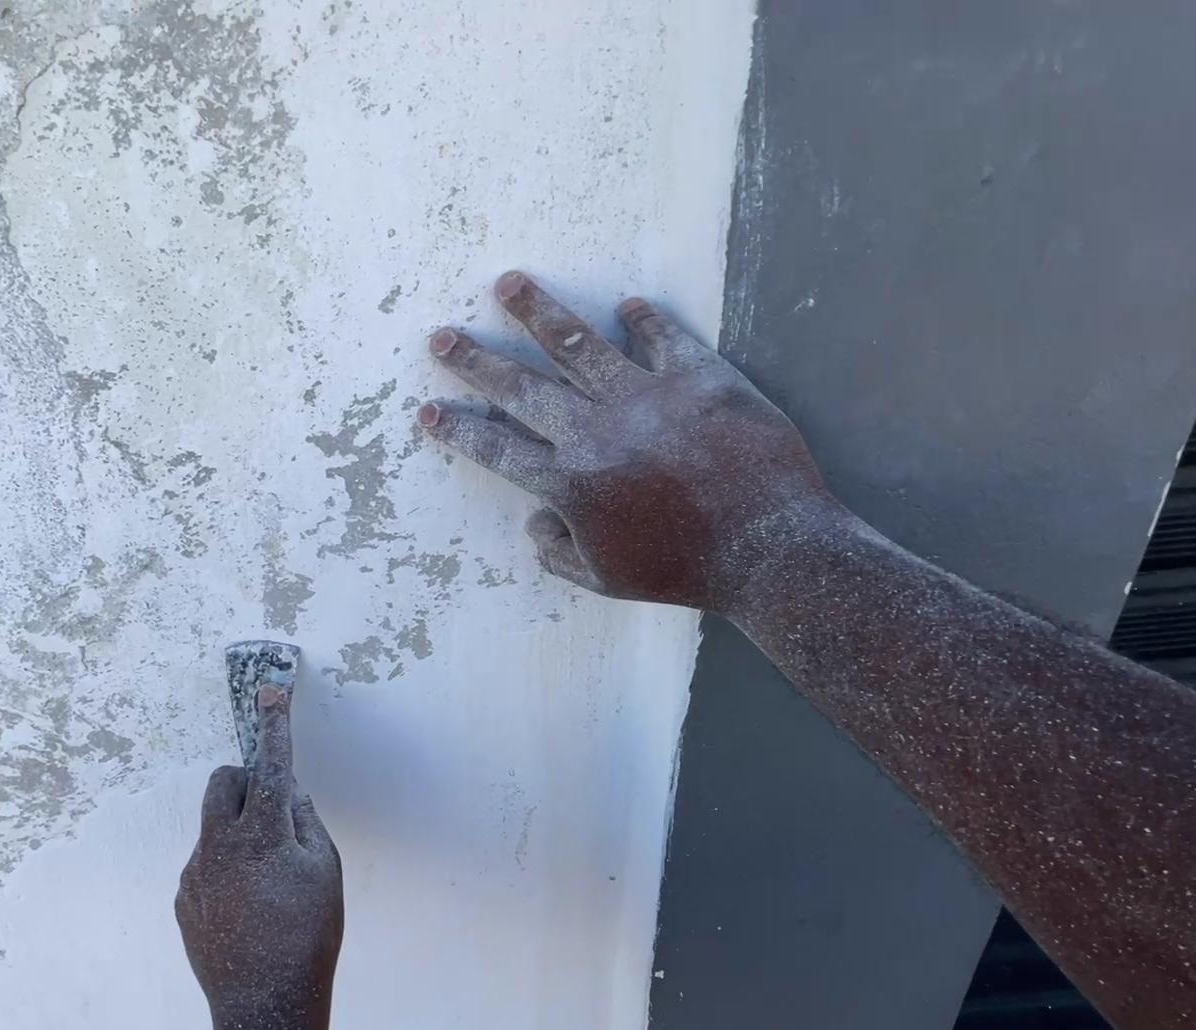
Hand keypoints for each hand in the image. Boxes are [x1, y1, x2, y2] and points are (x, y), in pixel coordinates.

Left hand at [176, 684, 342, 1029]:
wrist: (264, 1007)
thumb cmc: (308, 936)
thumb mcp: (324, 868)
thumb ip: (303, 819)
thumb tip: (286, 791)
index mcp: (261, 833)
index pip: (270, 763)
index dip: (274, 723)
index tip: (270, 689)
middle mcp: (219, 844)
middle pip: (223, 781)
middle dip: (247, 781)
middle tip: (272, 811)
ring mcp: (196, 871)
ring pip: (215, 823)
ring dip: (239, 828)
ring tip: (265, 877)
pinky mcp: (184, 896)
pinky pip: (206, 859)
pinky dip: (226, 863)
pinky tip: (248, 902)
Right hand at [418, 271, 843, 613]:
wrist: (770, 552)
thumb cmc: (682, 571)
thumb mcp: (603, 580)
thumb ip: (556, 552)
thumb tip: (535, 522)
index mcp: (570, 483)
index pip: (496, 448)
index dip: (457, 430)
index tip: (426, 411)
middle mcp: (597, 432)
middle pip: (521, 387)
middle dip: (474, 360)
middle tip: (442, 336)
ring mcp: (648, 400)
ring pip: (580, 346)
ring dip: (539, 313)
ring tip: (509, 283)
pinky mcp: (701, 381)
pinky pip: (666, 339)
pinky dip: (646, 321)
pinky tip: (629, 305)